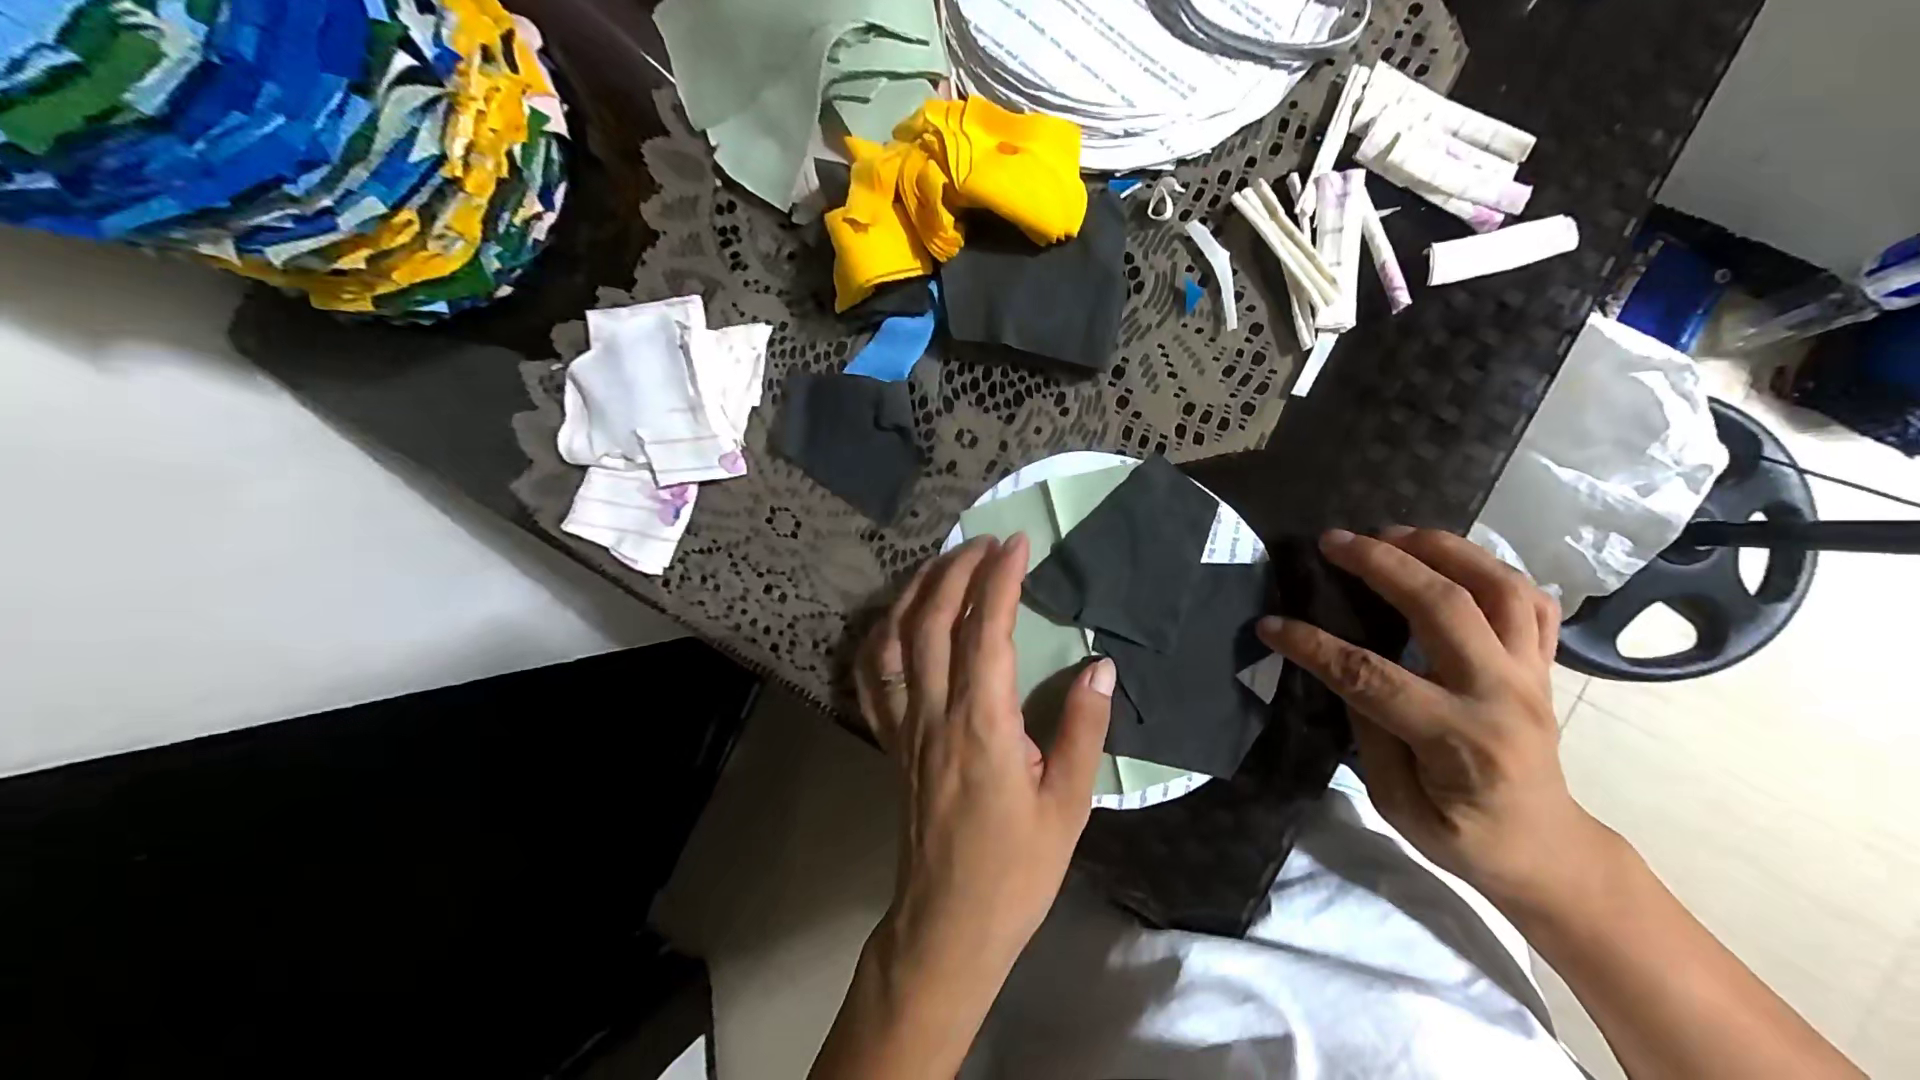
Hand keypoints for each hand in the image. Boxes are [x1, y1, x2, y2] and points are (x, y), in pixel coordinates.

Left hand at [855, 534, 1114, 981]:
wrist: (949, 923)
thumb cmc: (1017, 869)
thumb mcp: (1068, 805)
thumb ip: (1083, 729)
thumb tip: (1102, 667)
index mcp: (983, 726)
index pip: (986, 632)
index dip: (1000, 581)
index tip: (1017, 544)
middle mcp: (934, 714)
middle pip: (932, 622)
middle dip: (957, 570)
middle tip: (986, 542)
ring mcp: (903, 727)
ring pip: (894, 641)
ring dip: (916, 593)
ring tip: (943, 564)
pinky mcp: (890, 742)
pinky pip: (871, 678)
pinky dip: (880, 637)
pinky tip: (895, 619)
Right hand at [1257, 526, 1611, 912]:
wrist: (1546, 848)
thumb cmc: (1462, 836)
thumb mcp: (1396, 801)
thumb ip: (1370, 731)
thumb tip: (1342, 669)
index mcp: (1459, 739)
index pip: (1371, 676)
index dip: (1313, 645)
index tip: (1271, 625)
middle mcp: (1501, 694)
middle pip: (1444, 607)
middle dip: (1381, 564)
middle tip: (1333, 541)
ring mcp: (1531, 674)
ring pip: (1499, 587)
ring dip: (1443, 548)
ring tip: (1393, 531)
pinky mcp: (1542, 665)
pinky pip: (1529, 600)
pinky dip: (1490, 567)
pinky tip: (1448, 558)